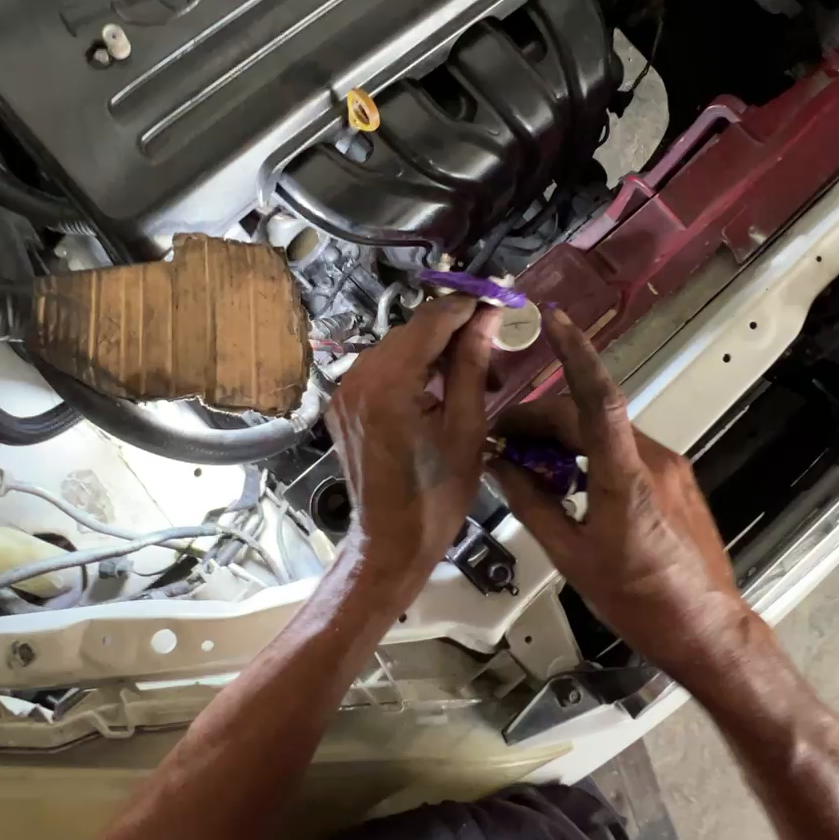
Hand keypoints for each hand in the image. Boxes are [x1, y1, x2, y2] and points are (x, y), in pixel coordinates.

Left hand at [325, 295, 499, 593]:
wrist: (392, 541)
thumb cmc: (438, 493)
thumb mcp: (466, 426)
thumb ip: (472, 363)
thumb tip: (487, 316)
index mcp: (388, 382)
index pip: (431, 320)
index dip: (466, 305)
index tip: (496, 298)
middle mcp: (357, 377)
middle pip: (412, 333)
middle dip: (453, 333)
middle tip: (493, 350)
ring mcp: (344, 391)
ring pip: (397, 349)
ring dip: (435, 353)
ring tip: (472, 377)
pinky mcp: (343, 406)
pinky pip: (381, 371)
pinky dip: (412, 371)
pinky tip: (439, 389)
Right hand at [488, 308, 749, 672]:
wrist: (707, 631)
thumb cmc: (636, 601)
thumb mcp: (571, 557)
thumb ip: (532, 504)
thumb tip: (499, 465)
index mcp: (625, 476)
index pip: (598, 398)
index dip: (575, 354)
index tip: (553, 321)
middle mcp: (653, 458)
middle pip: (588, 414)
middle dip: (540, 420)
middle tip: (501, 441)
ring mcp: (669, 466)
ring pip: (605, 430)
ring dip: (563, 436)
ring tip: (527, 462)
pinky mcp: (676, 479)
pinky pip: (623, 448)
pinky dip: (589, 451)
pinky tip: (566, 477)